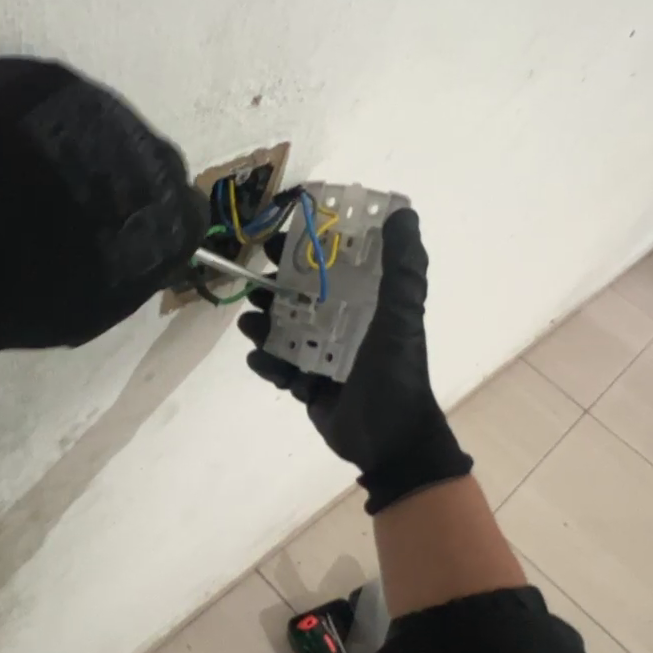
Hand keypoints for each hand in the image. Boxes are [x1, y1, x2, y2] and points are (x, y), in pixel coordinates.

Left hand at [0, 57, 203, 394]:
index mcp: (173, 213)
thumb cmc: (33, 297)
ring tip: (20, 174)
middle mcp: (151, 151)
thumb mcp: (95, 307)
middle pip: (142, 158)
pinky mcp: (45, 79)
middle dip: (114, 175)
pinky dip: (24, 119)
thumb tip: (119, 245)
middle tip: (67, 202)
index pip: (181, 209)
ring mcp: (99, 106)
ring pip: (95, 124)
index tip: (117, 230)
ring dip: (70, 146)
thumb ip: (126, 269)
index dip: (146, 217)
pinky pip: (44, 99)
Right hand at [238, 209, 472, 512]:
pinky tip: (256, 359)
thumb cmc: (396, 373)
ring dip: (263, 326)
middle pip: (300, 298)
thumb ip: (403, 268)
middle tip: (253, 284)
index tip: (279, 240)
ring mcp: (325, 357)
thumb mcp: (402, 315)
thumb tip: (404, 212)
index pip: (332, 267)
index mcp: (367, 304)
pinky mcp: (310, 386)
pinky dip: (267, 364)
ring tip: (248, 325)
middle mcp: (344, 325)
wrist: (390, 441)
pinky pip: (282, 370)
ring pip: (285, 333)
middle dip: (274, 290)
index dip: (305, 250)